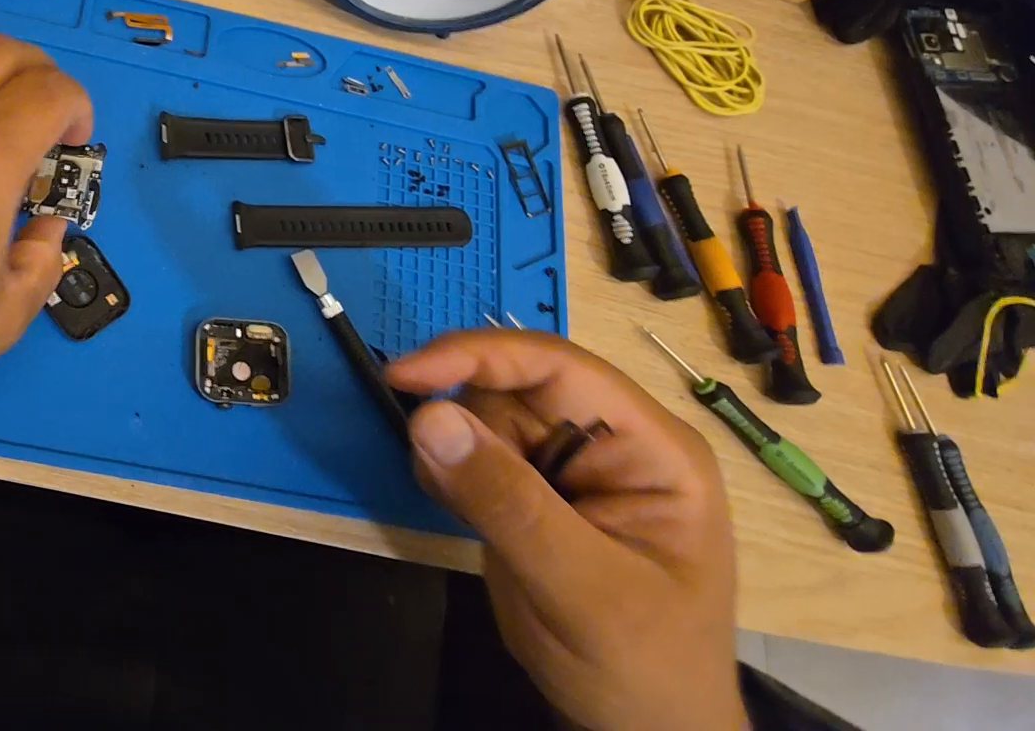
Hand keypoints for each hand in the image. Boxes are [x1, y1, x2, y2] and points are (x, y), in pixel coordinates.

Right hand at [387, 331, 744, 730]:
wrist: (633, 729)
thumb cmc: (640, 665)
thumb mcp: (581, 589)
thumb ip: (509, 503)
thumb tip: (429, 417)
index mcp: (646, 444)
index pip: (555, 367)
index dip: (477, 356)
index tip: (405, 375)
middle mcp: (603, 437)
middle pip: (508, 385)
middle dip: (459, 416)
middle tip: (434, 471)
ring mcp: (561, 460)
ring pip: (476, 412)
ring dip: (448, 449)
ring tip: (460, 511)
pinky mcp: (524, 484)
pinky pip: (464, 448)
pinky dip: (443, 470)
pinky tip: (459, 513)